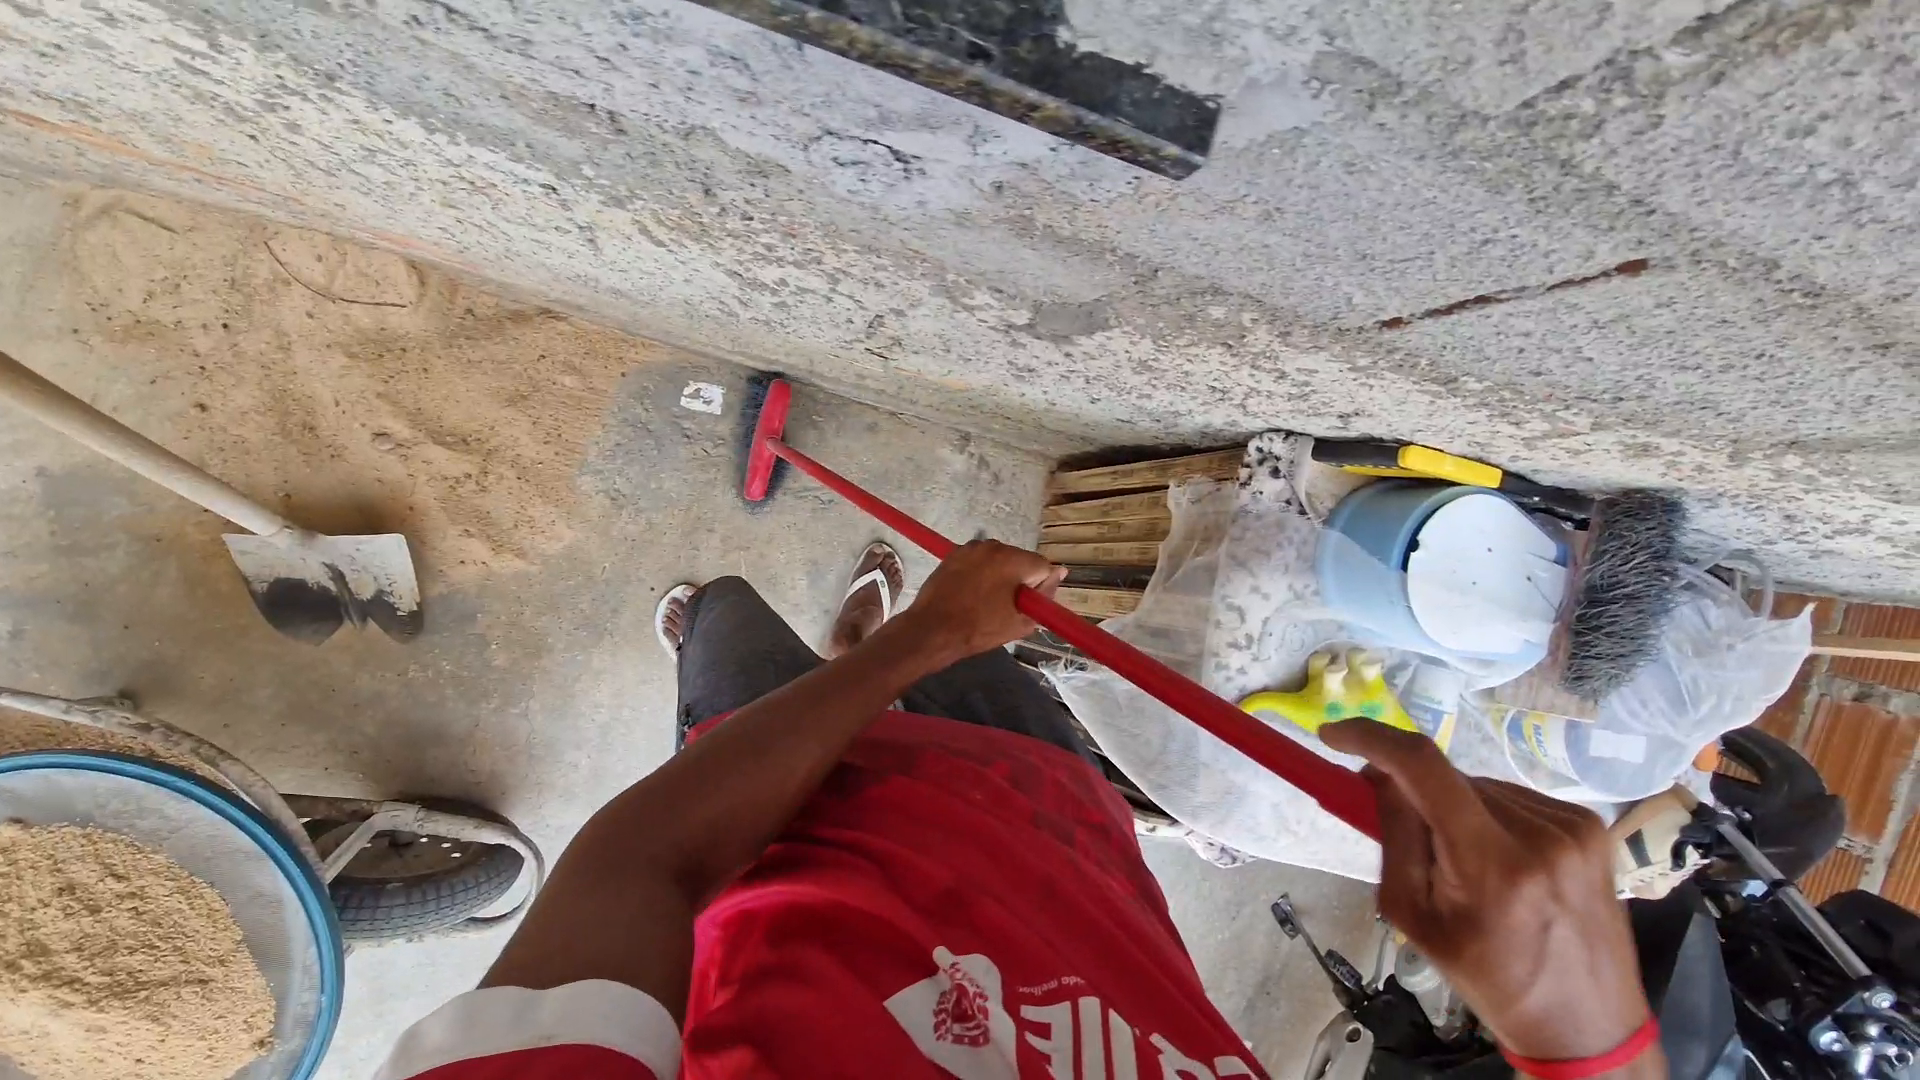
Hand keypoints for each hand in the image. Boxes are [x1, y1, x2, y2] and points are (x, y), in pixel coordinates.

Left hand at [899, 540, 1064, 662]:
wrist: (933, 629)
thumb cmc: (980, 628)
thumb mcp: (1021, 620)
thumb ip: (1044, 596)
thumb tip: (1060, 573)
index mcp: (1013, 559)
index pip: (1043, 566)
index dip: (1039, 588)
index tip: (1027, 606)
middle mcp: (993, 545)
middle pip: (1020, 560)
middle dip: (1019, 579)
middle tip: (1007, 606)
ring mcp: (970, 548)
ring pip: (998, 560)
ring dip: (999, 576)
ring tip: (986, 601)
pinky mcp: (953, 554)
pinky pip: (979, 561)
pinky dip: (980, 574)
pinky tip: (971, 594)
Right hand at [1320, 719, 1654, 1067]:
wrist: (1587, 1025)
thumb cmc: (1487, 976)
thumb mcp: (1413, 914)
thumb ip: (1394, 837)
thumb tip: (1379, 775)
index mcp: (1492, 864)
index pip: (1423, 767)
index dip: (1371, 737)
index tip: (1334, 734)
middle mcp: (1540, 833)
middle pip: (1447, 779)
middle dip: (1412, 792)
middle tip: (1402, 831)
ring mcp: (1573, 827)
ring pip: (1478, 785)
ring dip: (1452, 805)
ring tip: (1461, 859)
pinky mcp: (1590, 827)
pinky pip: (1512, 798)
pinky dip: (1487, 815)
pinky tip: (1498, 858)